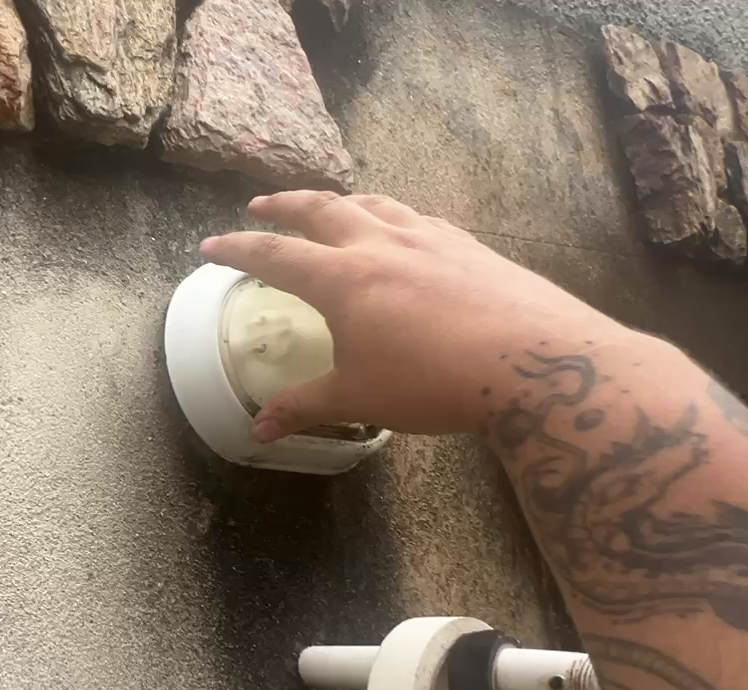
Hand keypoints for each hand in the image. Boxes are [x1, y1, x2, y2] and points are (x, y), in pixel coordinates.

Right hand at [199, 192, 640, 441]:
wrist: (538, 365)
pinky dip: (386, 216)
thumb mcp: (355, 399)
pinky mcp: (468, 245)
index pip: (275, 255)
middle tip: (260, 203)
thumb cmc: (431, 382)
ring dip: (337, 201)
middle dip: (284, 204)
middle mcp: (382, 245)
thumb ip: (302, 407)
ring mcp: (431, 238)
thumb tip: (258, 431)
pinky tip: (393, 232)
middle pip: (322, 208)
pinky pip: (414, 217)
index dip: (237, 249)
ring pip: (372, 203)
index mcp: (343, 280)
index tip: (209, 245)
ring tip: (323, 207)